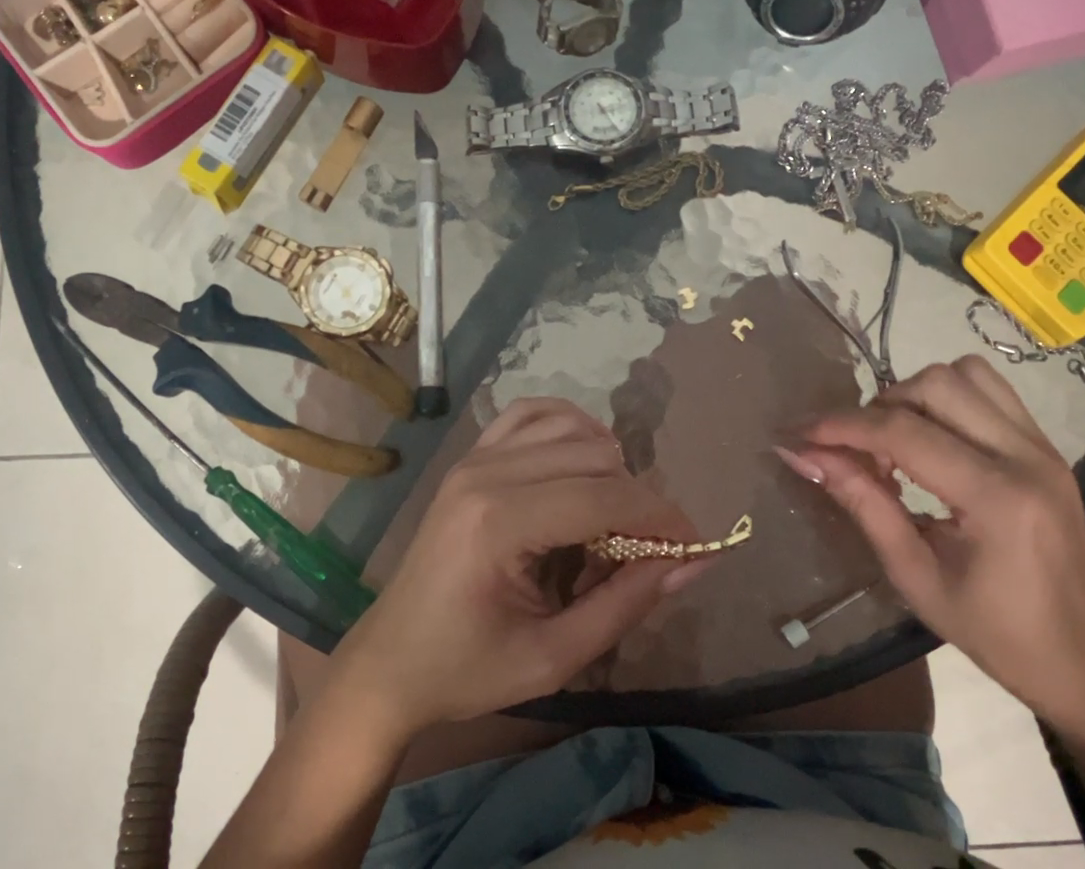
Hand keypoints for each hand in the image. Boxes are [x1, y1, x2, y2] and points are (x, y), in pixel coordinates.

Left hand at [327, 398, 702, 735]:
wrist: (390, 662)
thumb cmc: (467, 670)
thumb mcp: (553, 658)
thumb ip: (625, 604)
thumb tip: (692, 562)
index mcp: (499, 524)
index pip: (606, 498)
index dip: (662, 519)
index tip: (695, 548)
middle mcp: (485, 474)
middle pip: (596, 457)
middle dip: (638, 500)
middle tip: (645, 552)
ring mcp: (473, 459)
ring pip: (570, 428)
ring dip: (607, 466)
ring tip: (611, 519)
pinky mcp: (469, 458)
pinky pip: (530, 415)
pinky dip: (568, 429)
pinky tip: (581, 465)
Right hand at [778, 356, 1084, 715]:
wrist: (1074, 651)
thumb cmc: (989, 627)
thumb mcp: (911, 573)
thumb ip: (861, 502)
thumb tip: (802, 456)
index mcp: (996, 498)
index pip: (904, 433)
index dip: (842, 426)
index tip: (798, 434)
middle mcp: (1026, 457)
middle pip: (936, 386)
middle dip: (880, 408)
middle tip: (858, 453)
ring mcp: (1043, 446)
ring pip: (965, 375)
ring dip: (915, 396)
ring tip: (895, 442)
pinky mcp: (1046, 445)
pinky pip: (989, 392)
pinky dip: (945, 402)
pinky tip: (929, 442)